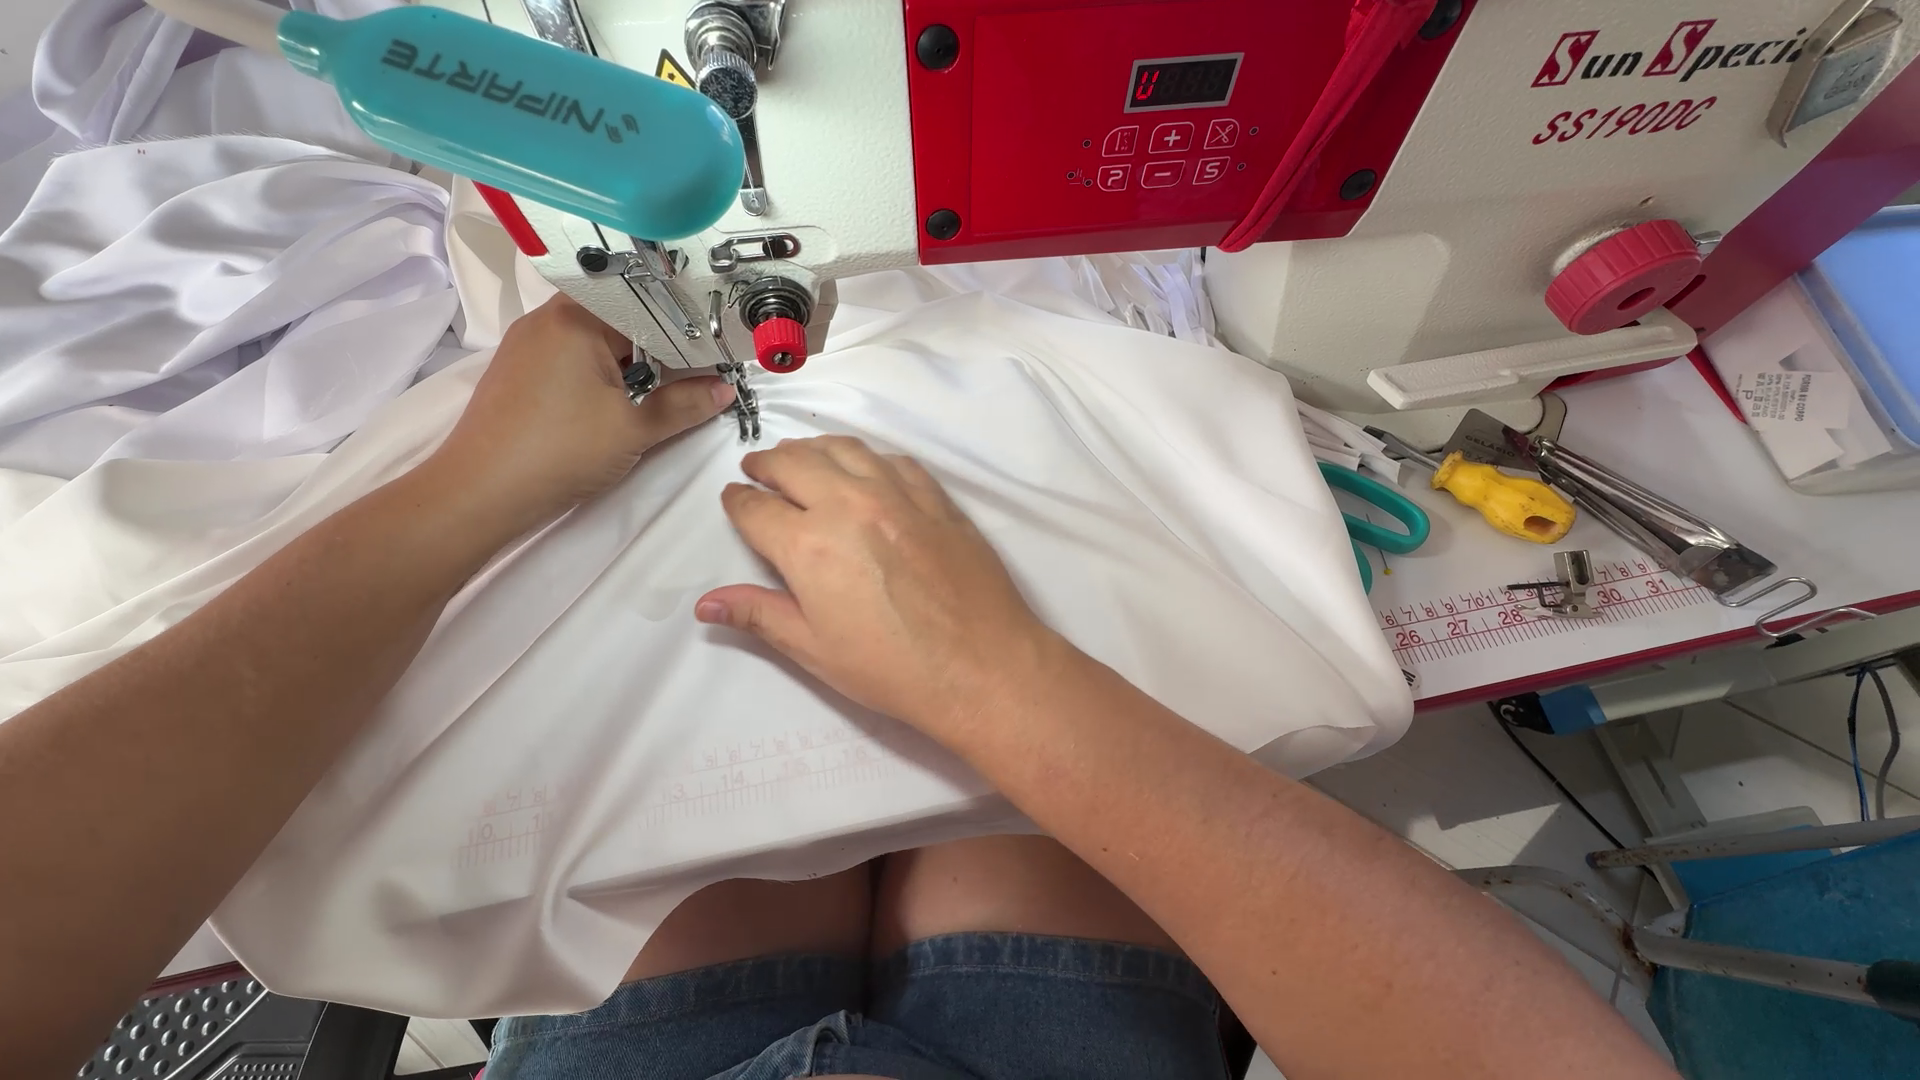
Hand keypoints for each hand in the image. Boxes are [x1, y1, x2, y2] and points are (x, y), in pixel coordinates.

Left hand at [431, 294, 735, 532]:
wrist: (481, 492)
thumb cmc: (560, 451)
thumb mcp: (635, 430)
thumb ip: (685, 406)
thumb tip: (724, 390)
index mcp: (574, 320)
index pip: (641, 305)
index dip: (680, 325)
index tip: (711, 345)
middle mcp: (545, 322)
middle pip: (616, 319)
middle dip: (655, 344)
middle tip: (693, 368)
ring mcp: (526, 347)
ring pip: (592, 340)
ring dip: (627, 361)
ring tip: (658, 387)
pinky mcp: (517, 374)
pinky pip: (570, 358)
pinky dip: (599, 373)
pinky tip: (615, 401)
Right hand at [696, 436, 1060, 738]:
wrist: (982, 665)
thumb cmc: (892, 669)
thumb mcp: (814, 650)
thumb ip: (759, 615)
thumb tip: (705, 604)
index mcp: (809, 545)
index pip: (756, 509)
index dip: (737, 503)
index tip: (733, 500)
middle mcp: (849, 505)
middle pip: (794, 463)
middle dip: (767, 464)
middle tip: (757, 470)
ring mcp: (898, 495)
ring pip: (843, 449)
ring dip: (813, 449)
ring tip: (801, 459)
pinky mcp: (936, 498)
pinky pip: (893, 460)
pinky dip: (866, 458)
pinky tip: (864, 470)